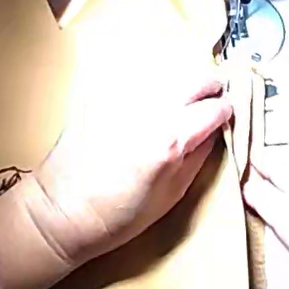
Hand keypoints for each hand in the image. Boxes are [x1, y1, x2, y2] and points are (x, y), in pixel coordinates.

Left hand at [18, 69, 232, 272]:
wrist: (63, 210)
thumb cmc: (118, 215)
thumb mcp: (174, 194)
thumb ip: (200, 155)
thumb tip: (215, 131)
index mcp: (171, 138)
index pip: (215, 107)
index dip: (226, 112)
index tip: (225, 116)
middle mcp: (150, 110)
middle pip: (196, 77)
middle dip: (210, 87)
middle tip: (212, 100)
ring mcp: (125, 97)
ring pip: (169, 73)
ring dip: (183, 83)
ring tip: (183, 101)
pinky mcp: (104, 94)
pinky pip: (139, 77)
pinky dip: (153, 85)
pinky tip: (151, 102)